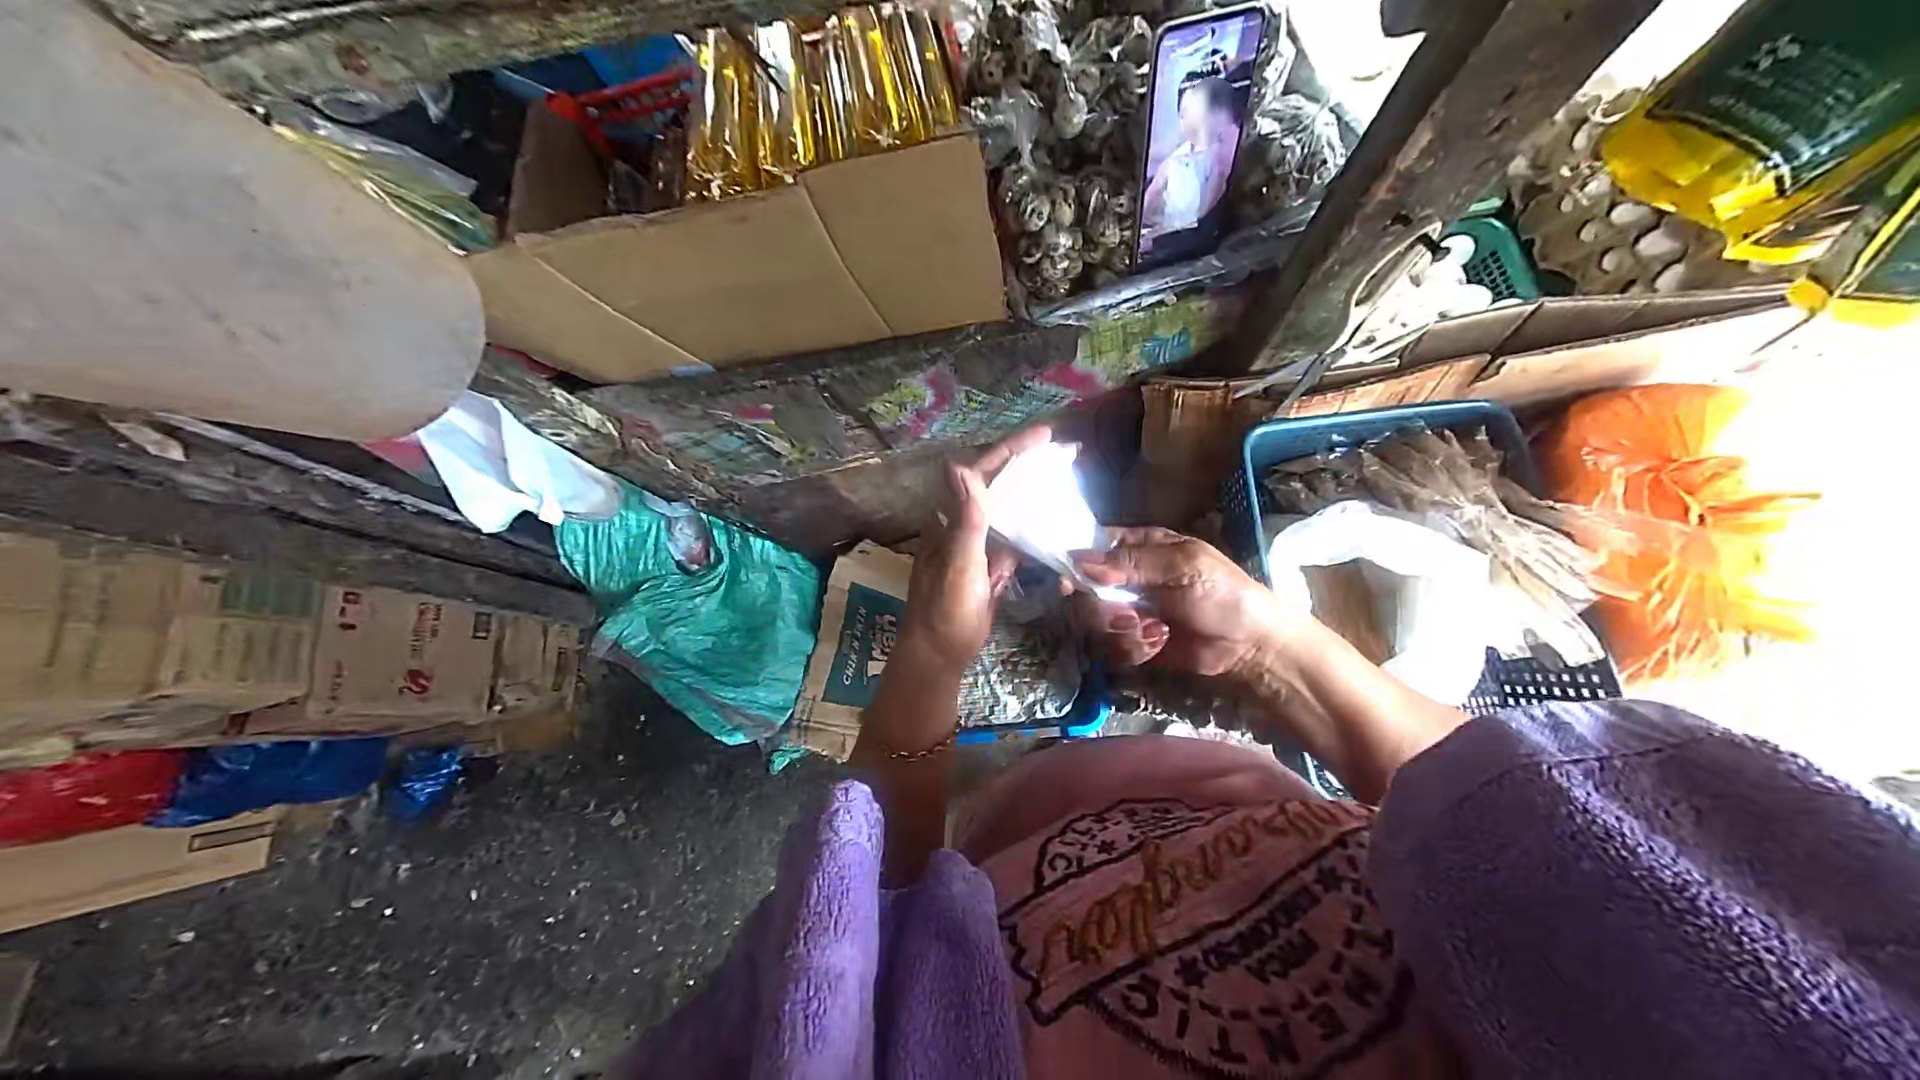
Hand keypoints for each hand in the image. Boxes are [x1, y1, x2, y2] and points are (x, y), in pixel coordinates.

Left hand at [898, 426, 1051, 674]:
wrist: (940, 652)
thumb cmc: (946, 609)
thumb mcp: (959, 563)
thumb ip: (965, 519)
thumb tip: (958, 465)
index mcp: (953, 518)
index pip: (982, 471)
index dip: (1012, 449)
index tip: (1046, 434)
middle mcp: (964, 524)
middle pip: (997, 484)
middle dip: (1026, 465)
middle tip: (1063, 452)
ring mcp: (978, 545)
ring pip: (1007, 510)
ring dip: (1031, 493)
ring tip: (1064, 477)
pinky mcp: (989, 566)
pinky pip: (1013, 539)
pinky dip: (1031, 528)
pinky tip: (1052, 522)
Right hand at [1072, 528, 1304, 679]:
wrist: (1251, 646)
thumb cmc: (1223, 594)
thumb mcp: (1182, 566)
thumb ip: (1131, 562)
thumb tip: (1079, 560)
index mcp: (1140, 547)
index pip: (1092, 547)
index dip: (1076, 564)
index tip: (1071, 584)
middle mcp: (1128, 577)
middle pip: (1085, 589)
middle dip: (1102, 608)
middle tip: (1126, 615)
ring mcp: (1130, 610)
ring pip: (1095, 621)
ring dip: (1122, 630)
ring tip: (1154, 631)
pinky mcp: (1135, 641)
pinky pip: (1113, 646)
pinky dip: (1136, 648)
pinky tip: (1161, 643)